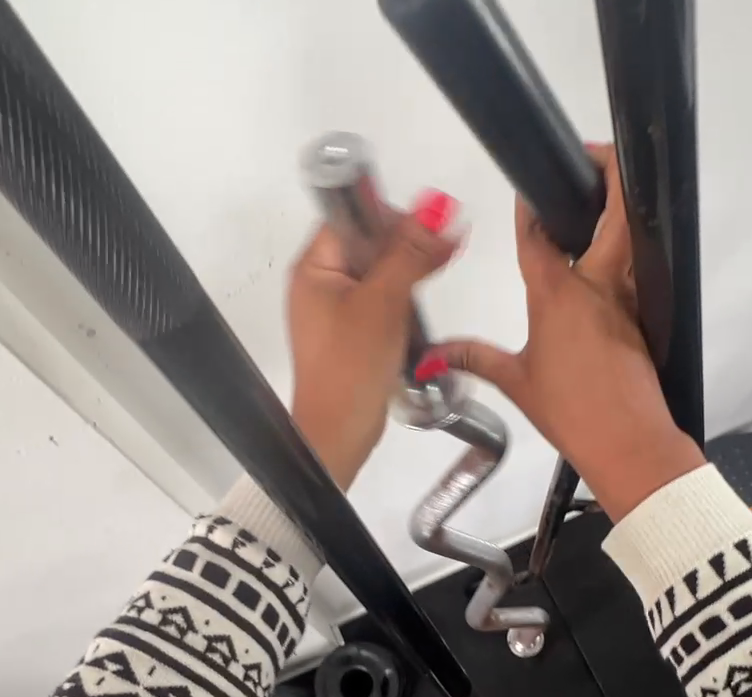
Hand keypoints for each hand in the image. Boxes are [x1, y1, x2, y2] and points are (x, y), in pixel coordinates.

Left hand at [287, 191, 460, 489]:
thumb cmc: (352, 369)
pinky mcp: (349, 337)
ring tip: (427, 288)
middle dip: (404, 248)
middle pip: (367, 245)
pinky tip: (414, 317)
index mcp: (313, 268)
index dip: (391, 217)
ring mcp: (332, 312)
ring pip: (376, 276)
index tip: (427, 232)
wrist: (340, 433)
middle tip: (438, 258)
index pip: (352, 217)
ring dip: (405, 278)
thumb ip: (412, 252)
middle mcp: (318, 285)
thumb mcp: (386, 302)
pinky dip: (399, 305)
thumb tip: (438, 207)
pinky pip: (377, 305)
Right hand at [437, 147, 703, 520]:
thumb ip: (475, 358)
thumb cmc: (569, 412)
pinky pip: (636, 269)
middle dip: (608, 173)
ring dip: (621, 207)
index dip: (531, 208)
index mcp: (556, 296)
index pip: (540, 236)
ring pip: (632, 237)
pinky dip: (625, 249)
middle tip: (591, 155)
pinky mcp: (641, 316)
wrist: (627, 442)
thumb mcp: (516, 383)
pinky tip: (608, 255)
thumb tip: (435, 355)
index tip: (525, 187)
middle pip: (612, 214)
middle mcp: (595, 287)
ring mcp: (624, 299)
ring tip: (600, 194)